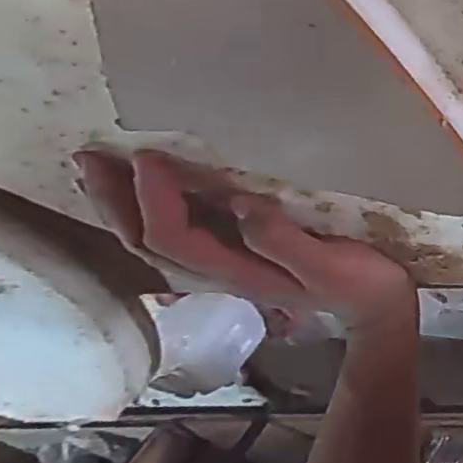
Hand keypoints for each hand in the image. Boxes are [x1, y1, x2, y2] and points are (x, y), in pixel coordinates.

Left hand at [72, 150, 417, 334]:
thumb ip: (283, 240)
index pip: (176, 238)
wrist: (374, 307)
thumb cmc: (360, 282)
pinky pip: (176, 235)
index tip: (151, 156)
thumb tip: (240, 205)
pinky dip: (149, 210)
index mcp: (240, 272)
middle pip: (147, 243)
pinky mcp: (239, 257)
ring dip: (121, 205)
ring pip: (154, 242)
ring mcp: (227, 267)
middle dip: (114, 202)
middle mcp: (222, 272)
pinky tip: (148, 189)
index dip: (155, 199)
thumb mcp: (329, 265)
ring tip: (98, 168)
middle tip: (89, 156)